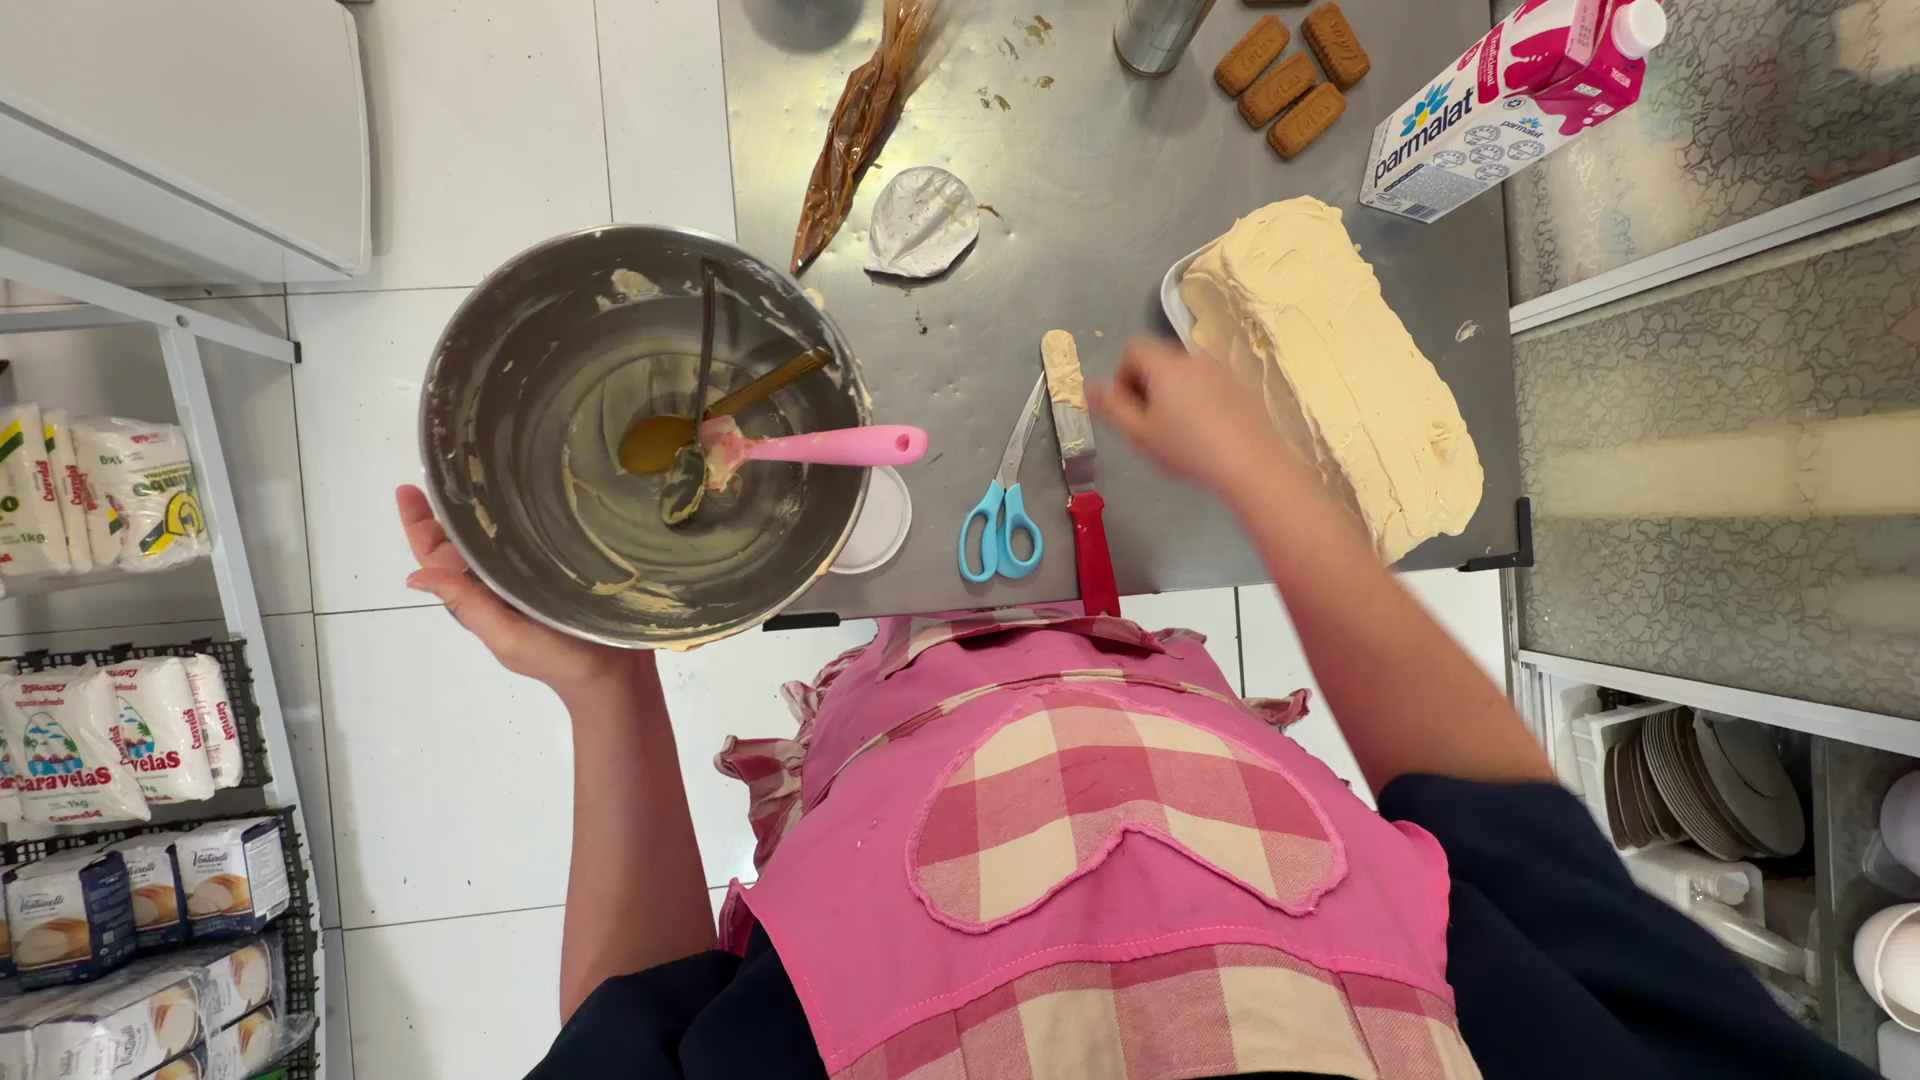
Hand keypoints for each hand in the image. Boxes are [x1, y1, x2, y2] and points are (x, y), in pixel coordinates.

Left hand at [395, 485, 651, 695]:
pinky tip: (540, 496)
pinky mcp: (568, 570)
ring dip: (492, 509)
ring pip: (502, 537)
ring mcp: (535, 576)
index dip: (420, 525)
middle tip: (455, 469)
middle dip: (453, 508)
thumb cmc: (560, 658)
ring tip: (490, 473)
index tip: (409, 489)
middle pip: (466, 541)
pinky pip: (540, 539)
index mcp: (481, 597)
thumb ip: (468, 606)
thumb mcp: (507, 635)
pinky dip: (531, 518)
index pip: (438, 557)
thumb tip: (415, 576)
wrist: (615, 674)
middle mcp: (502, 582)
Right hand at [1089, 336, 1293, 498]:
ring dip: (1171, 391)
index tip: (1128, 407)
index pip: (1132, 348)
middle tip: (1149, 422)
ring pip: (1183, 371)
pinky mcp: (1241, 382)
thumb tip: (1089, 386)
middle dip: (1146, 384)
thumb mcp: (1139, 434)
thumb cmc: (1188, 449)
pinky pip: (1206, 380)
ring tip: (1176, 428)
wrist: (1251, 462)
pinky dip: (1196, 396)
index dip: (1122, 375)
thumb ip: (1111, 406)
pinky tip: (1203, 428)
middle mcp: (1193, 356)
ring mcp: (1221, 367)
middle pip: (1158, 357)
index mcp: (1165, 364)